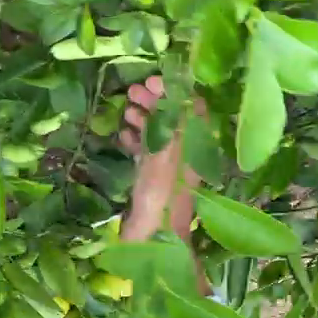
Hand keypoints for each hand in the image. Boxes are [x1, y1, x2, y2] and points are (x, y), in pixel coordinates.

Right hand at [119, 76, 200, 244]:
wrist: (153, 238)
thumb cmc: (161, 193)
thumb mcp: (168, 150)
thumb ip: (173, 120)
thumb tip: (174, 89)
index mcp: (194, 144)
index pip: (190, 106)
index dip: (172, 90)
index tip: (150, 80)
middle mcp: (184, 152)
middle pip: (172, 117)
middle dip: (154, 101)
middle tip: (131, 91)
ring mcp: (168, 167)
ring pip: (157, 134)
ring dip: (142, 119)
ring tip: (125, 110)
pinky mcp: (152, 181)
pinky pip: (145, 154)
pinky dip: (134, 141)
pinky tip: (122, 135)